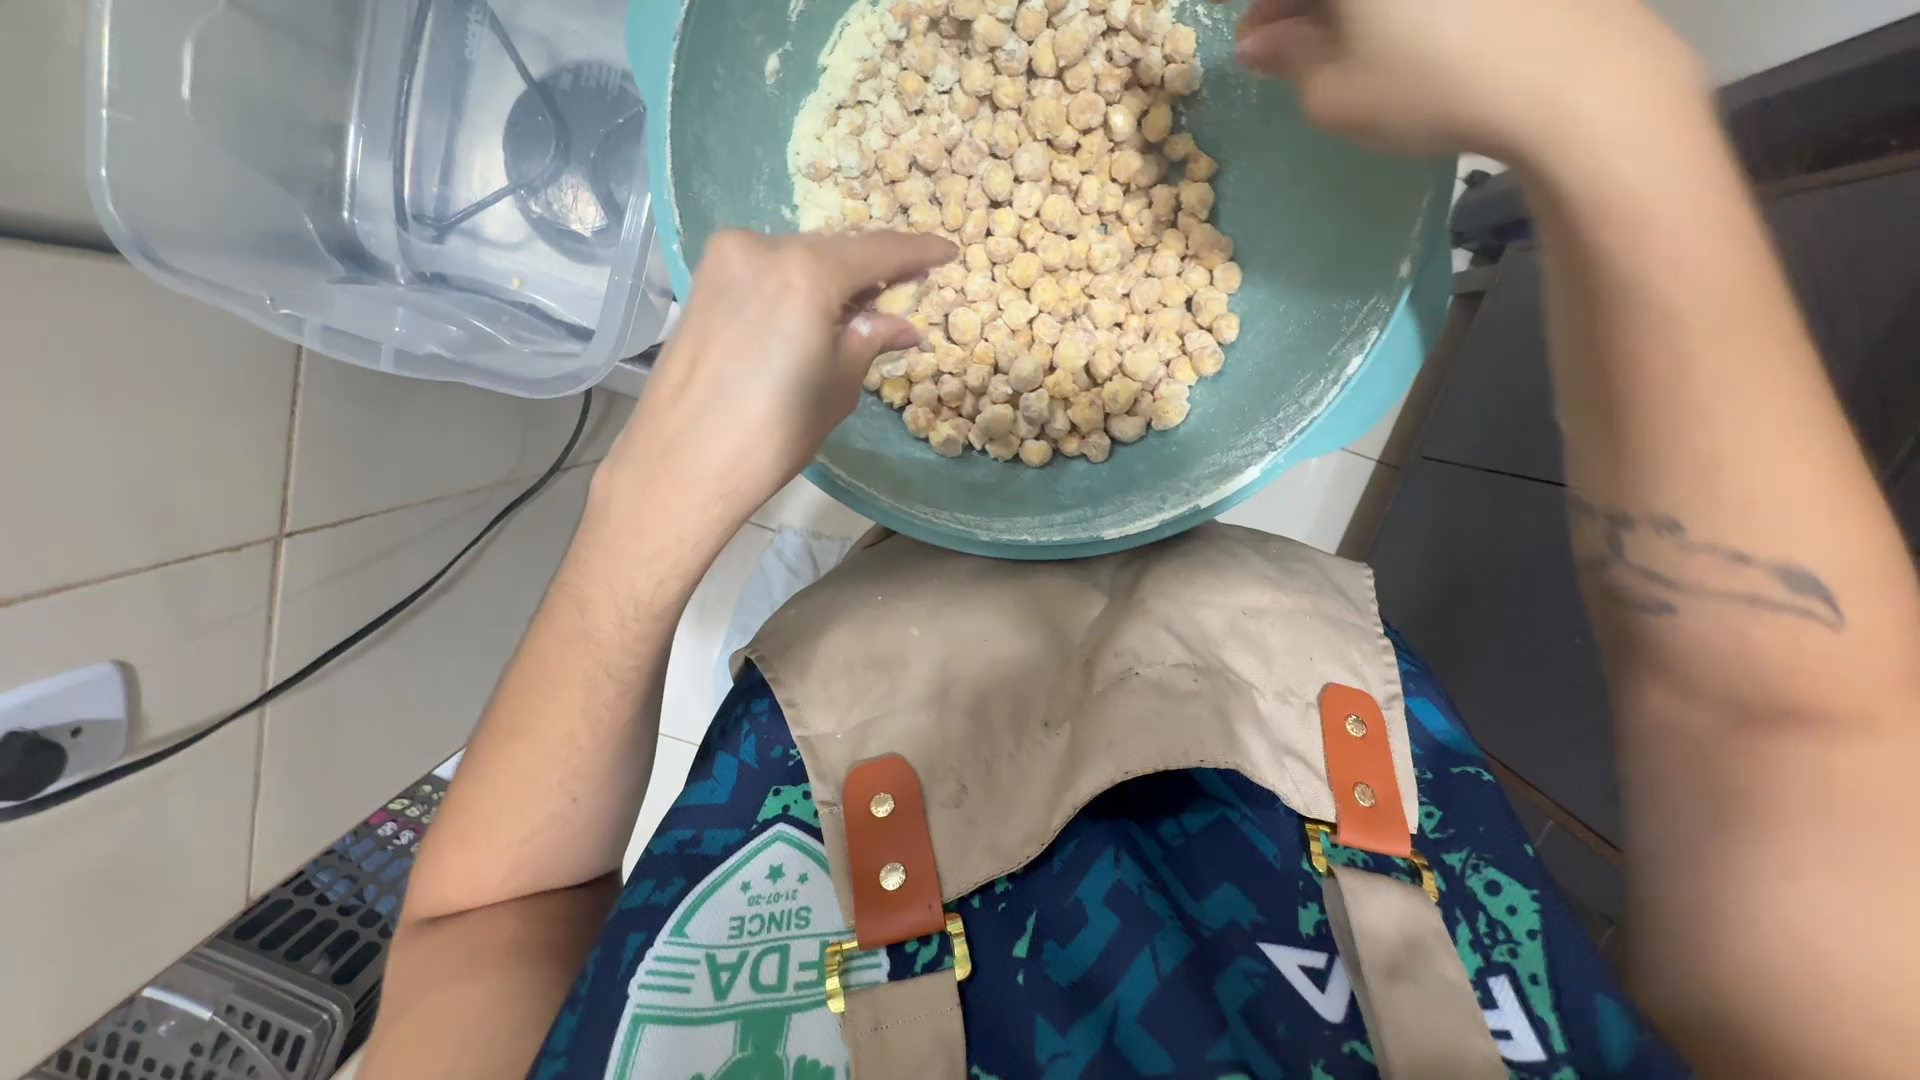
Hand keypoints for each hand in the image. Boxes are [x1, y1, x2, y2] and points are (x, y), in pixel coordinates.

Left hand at [598, 229, 956, 526]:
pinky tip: (814, 313)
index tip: (946, 252)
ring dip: (831, 279)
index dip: (916, 251)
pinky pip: (766, 271)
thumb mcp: (835, 387)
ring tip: (860, 309)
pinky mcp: (703, 282)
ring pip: (796, 258)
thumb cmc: (772, 434)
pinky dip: (796, 285)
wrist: (682, 463)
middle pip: (833, 250)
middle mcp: (762, 247)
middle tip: (904, 290)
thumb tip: (902, 325)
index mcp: (804, 272)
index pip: (876, 251)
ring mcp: (724, 260)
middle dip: (870, 270)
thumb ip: (869, 341)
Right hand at [1233, 0, 1704, 165]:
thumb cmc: (1431, 87)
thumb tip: (1258, 41)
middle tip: (1284, 45)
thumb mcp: (1333, 94)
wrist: (1574, 79)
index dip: (1262, 12)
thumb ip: (1287, 58)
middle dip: (1299, 4)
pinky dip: (1396, 5)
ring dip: (1346, 6)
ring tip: (1341, 43)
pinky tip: (1396, 27)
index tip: (1253, 44)